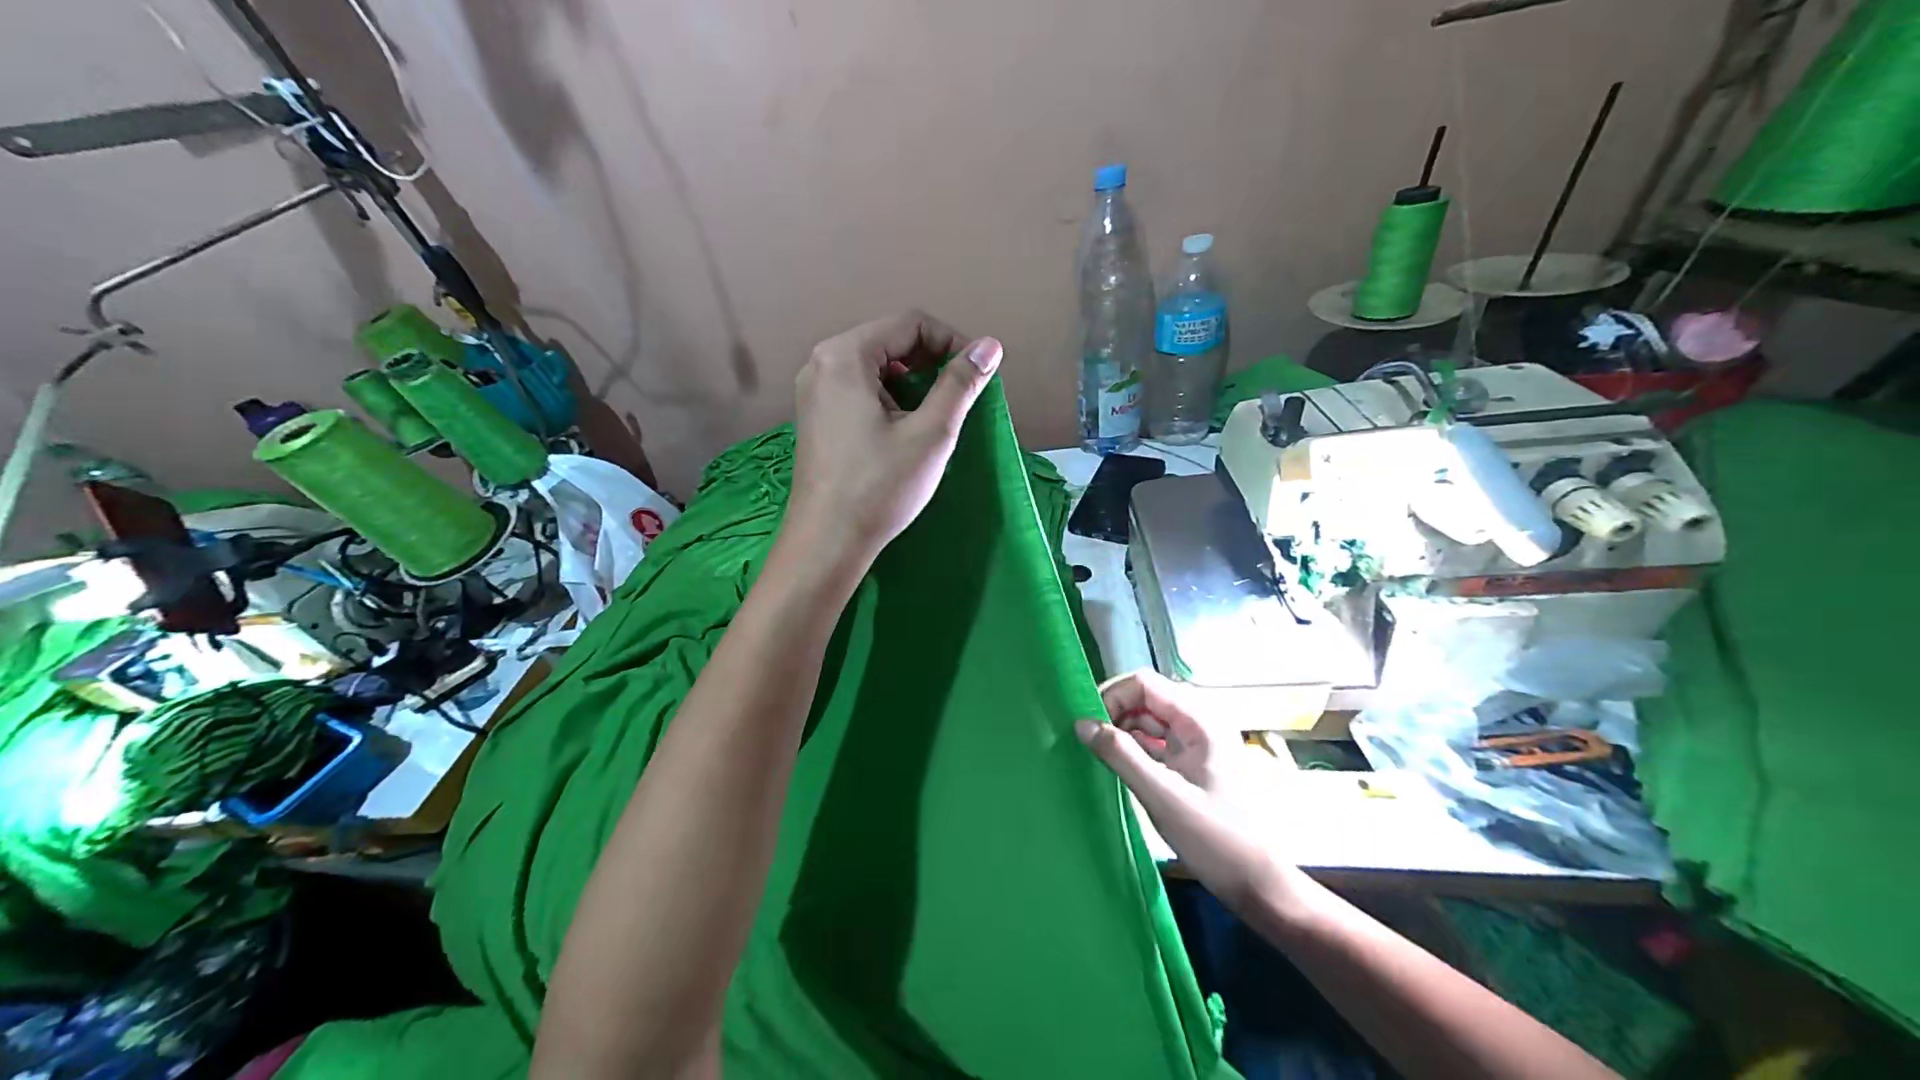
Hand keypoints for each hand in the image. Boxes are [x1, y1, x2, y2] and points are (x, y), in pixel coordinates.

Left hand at [785, 312, 1002, 571]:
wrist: (827, 542)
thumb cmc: (880, 487)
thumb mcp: (930, 433)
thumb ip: (960, 384)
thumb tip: (989, 346)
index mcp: (844, 356)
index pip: (910, 323)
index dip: (951, 342)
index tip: (978, 374)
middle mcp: (821, 363)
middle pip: (890, 340)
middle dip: (931, 362)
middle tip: (960, 397)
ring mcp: (814, 390)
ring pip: (876, 366)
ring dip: (912, 382)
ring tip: (935, 417)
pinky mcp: (815, 416)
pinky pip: (859, 389)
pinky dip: (890, 398)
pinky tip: (905, 430)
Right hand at [1076, 670, 1301, 916]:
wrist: (1256, 883)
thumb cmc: (1215, 837)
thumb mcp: (1161, 795)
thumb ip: (1120, 755)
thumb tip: (1081, 723)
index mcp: (1199, 720)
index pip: (1145, 684)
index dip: (1112, 696)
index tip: (1086, 723)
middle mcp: (1197, 723)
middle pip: (1144, 699)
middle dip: (1112, 714)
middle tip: (1086, 740)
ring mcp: (1193, 745)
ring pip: (1145, 722)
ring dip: (1119, 733)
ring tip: (1095, 754)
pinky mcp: (1188, 765)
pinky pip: (1152, 744)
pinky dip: (1130, 751)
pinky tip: (1112, 766)